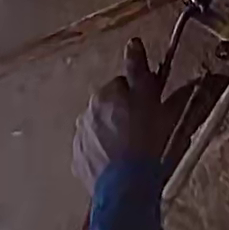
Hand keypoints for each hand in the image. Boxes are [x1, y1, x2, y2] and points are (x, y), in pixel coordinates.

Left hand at [71, 38, 167, 188]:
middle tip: (142, 131)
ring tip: (131, 151)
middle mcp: (86, 112)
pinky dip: (103, 154)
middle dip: (123, 114)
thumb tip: (133, 42)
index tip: (149, 110)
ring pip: (101, 128)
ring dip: (113, 133)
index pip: (123, 86)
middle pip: (110, 106)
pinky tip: (118, 165)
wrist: (127, 187)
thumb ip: (138, 68)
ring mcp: (80, 138)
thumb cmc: (143, 140)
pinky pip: (93, 151)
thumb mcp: (149, 99)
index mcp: (105, 94)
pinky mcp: (79, 162)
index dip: (139, 97)